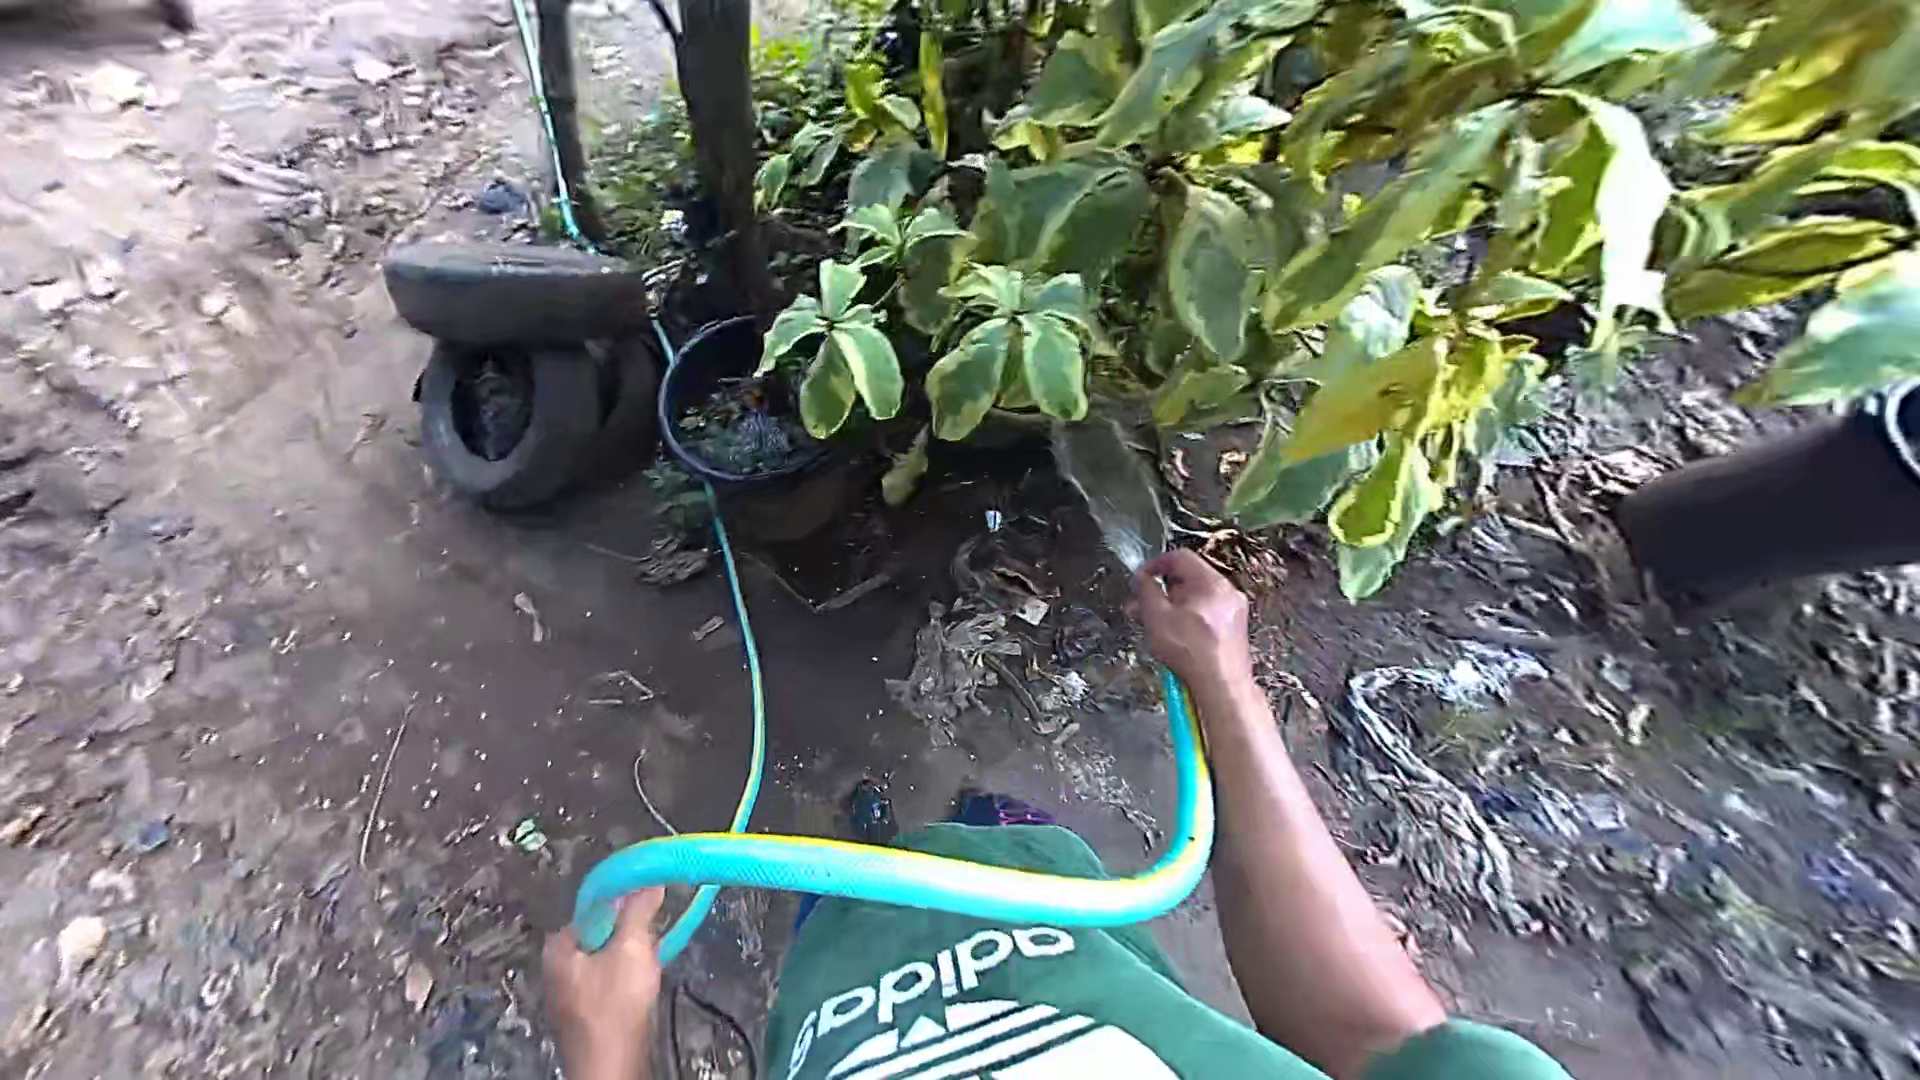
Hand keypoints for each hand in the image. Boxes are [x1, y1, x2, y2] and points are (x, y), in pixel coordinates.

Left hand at [544, 888, 665, 1079]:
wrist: (613, 1065)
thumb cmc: (615, 1001)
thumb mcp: (631, 946)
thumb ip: (639, 909)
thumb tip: (650, 882)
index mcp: (559, 949)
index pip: (592, 905)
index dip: (622, 895)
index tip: (647, 891)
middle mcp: (559, 967)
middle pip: (601, 927)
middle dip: (628, 922)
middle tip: (651, 921)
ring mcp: (573, 989)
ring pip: (609, 949)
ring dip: (632, 943)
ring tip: (652, 944)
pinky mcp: (590, 1006)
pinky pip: (612, 970)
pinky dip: (629, 964)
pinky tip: (647, 967)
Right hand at [1132, 550, 1254, 701]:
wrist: (1223, 688)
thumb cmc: (1190, 652)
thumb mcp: (1157, 617)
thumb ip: (1146, 592)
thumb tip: (1142, 578)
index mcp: (1211, 583)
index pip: (1180, 557)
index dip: (1154, 564)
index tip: (1139, 580)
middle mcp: (1227, 592)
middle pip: (1187, 578)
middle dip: (1159, 590)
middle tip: (1138, 607)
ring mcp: (1233, 611)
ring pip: (1194, 597)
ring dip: (1169, 605)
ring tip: (1151, 624)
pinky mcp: (1233, 629)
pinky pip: (1204, 612)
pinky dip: (1185, 617)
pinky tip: (1172, 636)